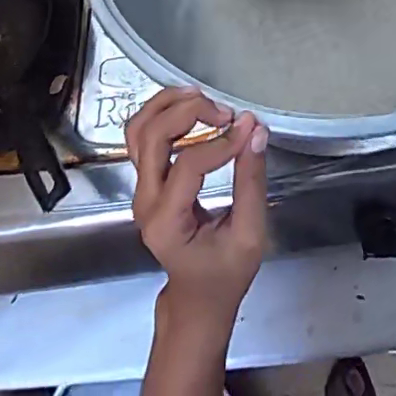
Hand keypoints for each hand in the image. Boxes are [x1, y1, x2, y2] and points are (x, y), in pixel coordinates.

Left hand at [126, 86, 269, 323]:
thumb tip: (256, 130)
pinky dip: (164, 111)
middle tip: (226, 114)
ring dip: (169, 105)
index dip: (222, 142)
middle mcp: (145, 202)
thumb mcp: (250, 235)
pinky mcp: (147, 179)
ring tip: (204, 98)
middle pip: (152, 136)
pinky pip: (143, 134)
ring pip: (139, 129)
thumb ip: (252, 182)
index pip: (188, 165)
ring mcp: (141, 188)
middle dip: (189, 113)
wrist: (196, 296)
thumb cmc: (224, 273)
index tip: (250, 131)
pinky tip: (191, 106)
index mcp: (167, 223)